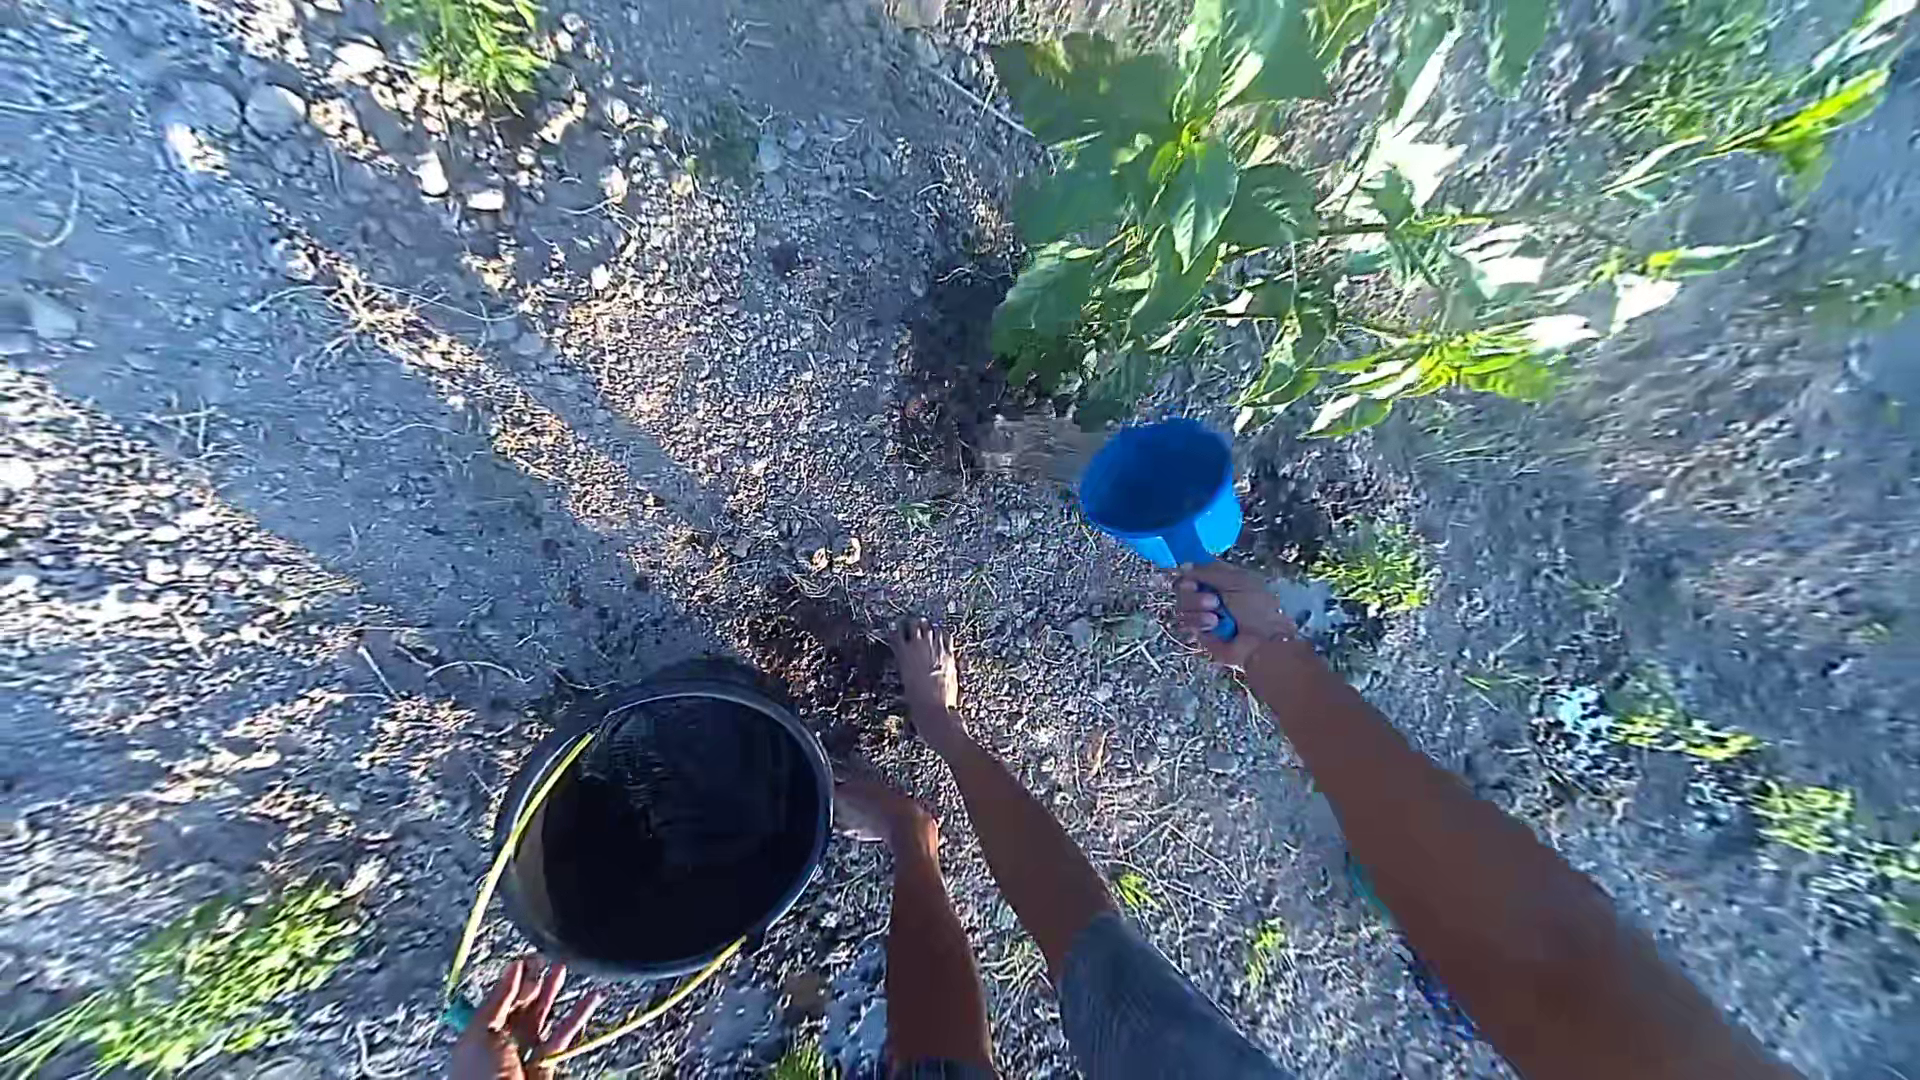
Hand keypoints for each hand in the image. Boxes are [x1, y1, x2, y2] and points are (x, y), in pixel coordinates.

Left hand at [450, 957, 603, 1079]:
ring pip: (543, 1013)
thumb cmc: (481, 1079)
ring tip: (567, 965)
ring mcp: (525, 1051)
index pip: (498, 999)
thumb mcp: (479, 1036)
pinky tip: (593, 995)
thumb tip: (513, 966)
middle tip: (549, 955)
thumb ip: (498, 1000)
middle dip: (534, 979)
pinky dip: (581, 1012)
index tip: (529, 956)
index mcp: (478, 1038)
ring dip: (555, 989)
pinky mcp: (548, 1060)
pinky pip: (565, 1031)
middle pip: (521, 1004)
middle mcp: (500, 1043)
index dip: (513, 978)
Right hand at [1172, 562, 1298, 668]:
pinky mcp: (1198, 632)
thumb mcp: (1237, 581)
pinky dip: (1199, 621)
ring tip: (1215, 616)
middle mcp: (1210, 596)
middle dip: (1194, 594)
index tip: (1192, 578)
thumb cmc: (1257, 609)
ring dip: (1197, 607)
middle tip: (1212, 601)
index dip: (1191, 573)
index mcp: (1223, 581)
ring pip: (1181, 604)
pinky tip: (1213, 625)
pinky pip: (1184, 621)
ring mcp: (1202, 614)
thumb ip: (1209, 571)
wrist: (1262, 642)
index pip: (1196, 571)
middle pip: (1183, 587)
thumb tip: (1185, 565)